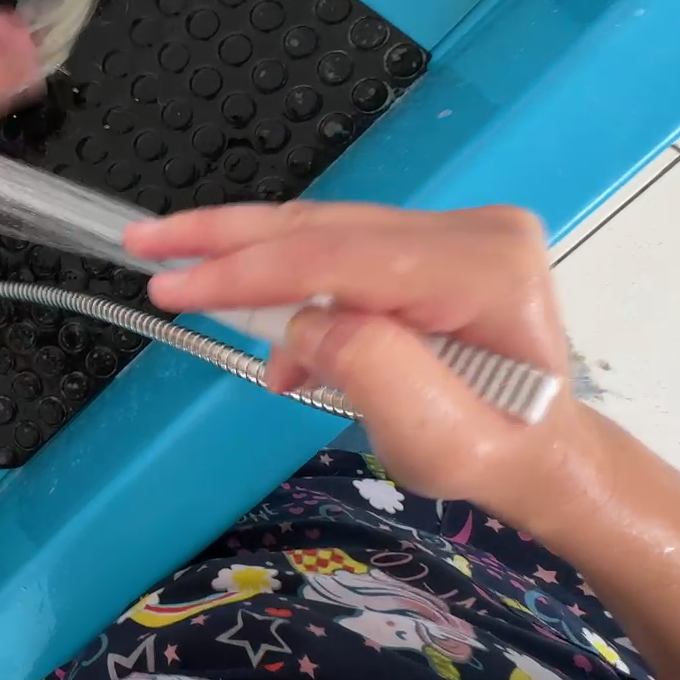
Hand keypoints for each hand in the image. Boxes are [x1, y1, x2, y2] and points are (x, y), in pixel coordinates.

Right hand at [123, 202, 596, 523]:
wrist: (537, 449)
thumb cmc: (491, 453)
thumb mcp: (441, 442)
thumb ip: (375, 372)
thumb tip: (299, 324)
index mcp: (481, 269)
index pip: (333, 257)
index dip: (240, 271)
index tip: (167, 288)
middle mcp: (466, 230)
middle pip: (314, 227)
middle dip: (218, 236)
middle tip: (142, 240)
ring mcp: (442, 229)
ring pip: (311, 229)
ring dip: (232, 249)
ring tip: (165, 257)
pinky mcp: (416, 240)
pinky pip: (323, 247)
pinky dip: (271, 277)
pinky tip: (257, 322)